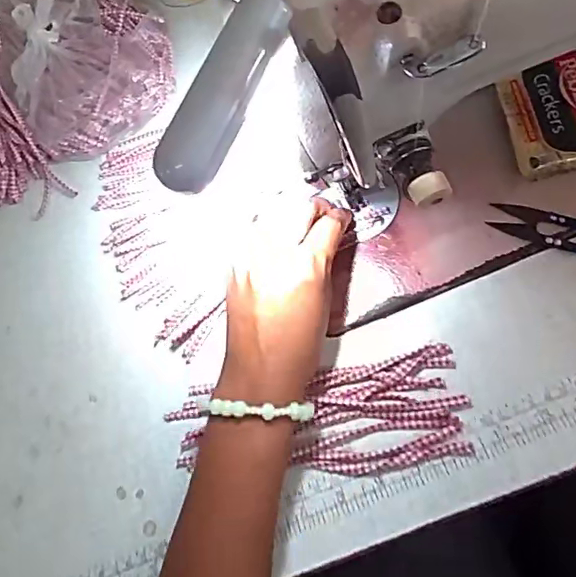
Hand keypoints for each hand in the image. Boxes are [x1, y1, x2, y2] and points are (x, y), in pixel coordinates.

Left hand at [217, 198, 349, 403]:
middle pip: (298, 205)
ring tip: (298, 221)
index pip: (327, 222)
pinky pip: (251, 229)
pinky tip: (275, 234)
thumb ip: (326, 263)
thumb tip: (329, 239)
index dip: (340, 216)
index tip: (342, 218)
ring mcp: (249, 257)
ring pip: (271, 209)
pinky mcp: (233, 264)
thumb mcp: (326, 302)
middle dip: (316, 205)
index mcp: (305, 268)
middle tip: (323, 214)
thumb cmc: (296, 349)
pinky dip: (266, 225)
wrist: (259, 371)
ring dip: (289, 210)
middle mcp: (274, 256)